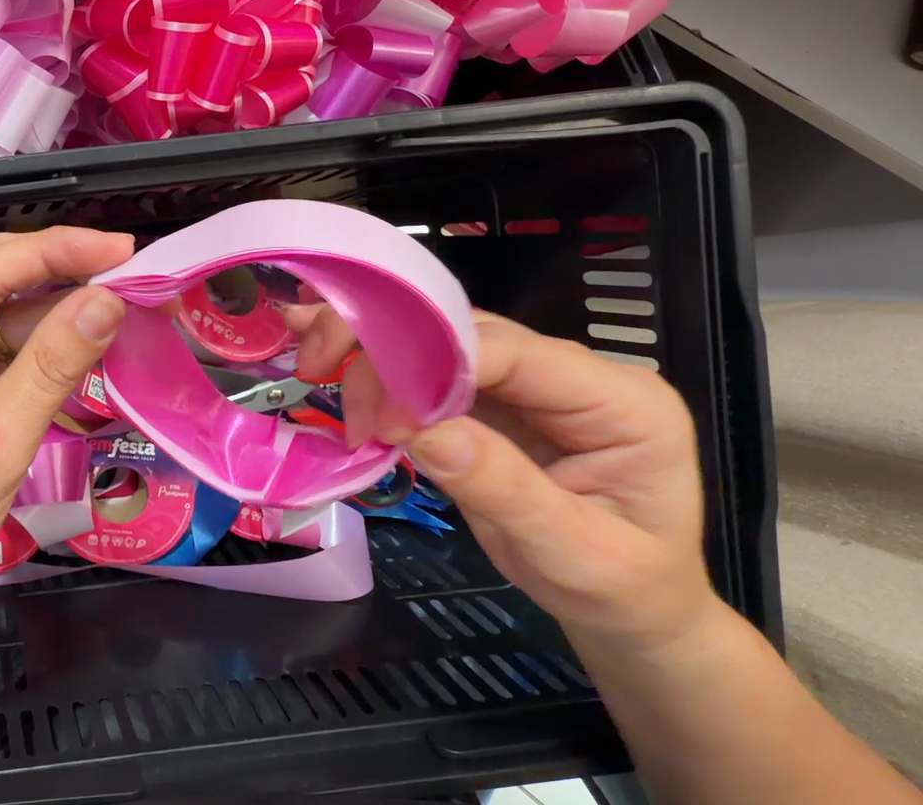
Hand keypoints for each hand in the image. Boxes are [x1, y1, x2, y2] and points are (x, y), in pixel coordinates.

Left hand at [0, 228, 132, 620]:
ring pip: (5, 302)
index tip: (122, 248)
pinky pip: (4, 333)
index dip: (59, 251)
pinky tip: (89, 327)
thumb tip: (108, 300)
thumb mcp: (1, 437)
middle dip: (64, 269)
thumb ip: (54, 364)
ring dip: (62, 300)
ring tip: (124, 297)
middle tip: (132, 268)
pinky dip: (47, 333)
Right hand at [287, 305, 718, 649]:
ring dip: (369, 347)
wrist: (628, 609)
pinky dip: (374, 361)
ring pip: (436, 337)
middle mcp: (573, 374)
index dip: (431, 366)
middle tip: (318, 373)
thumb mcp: (572, 554)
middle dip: (386, 346)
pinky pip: (425, 366)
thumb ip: (503, 488)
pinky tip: (328, 348)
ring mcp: (529, 380)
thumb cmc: (615, 587)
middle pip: (464, 330)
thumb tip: (422, 431)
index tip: (377, 418)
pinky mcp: (490, 395)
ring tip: (312, 360)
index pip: (511, 354)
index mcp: (619, 402)